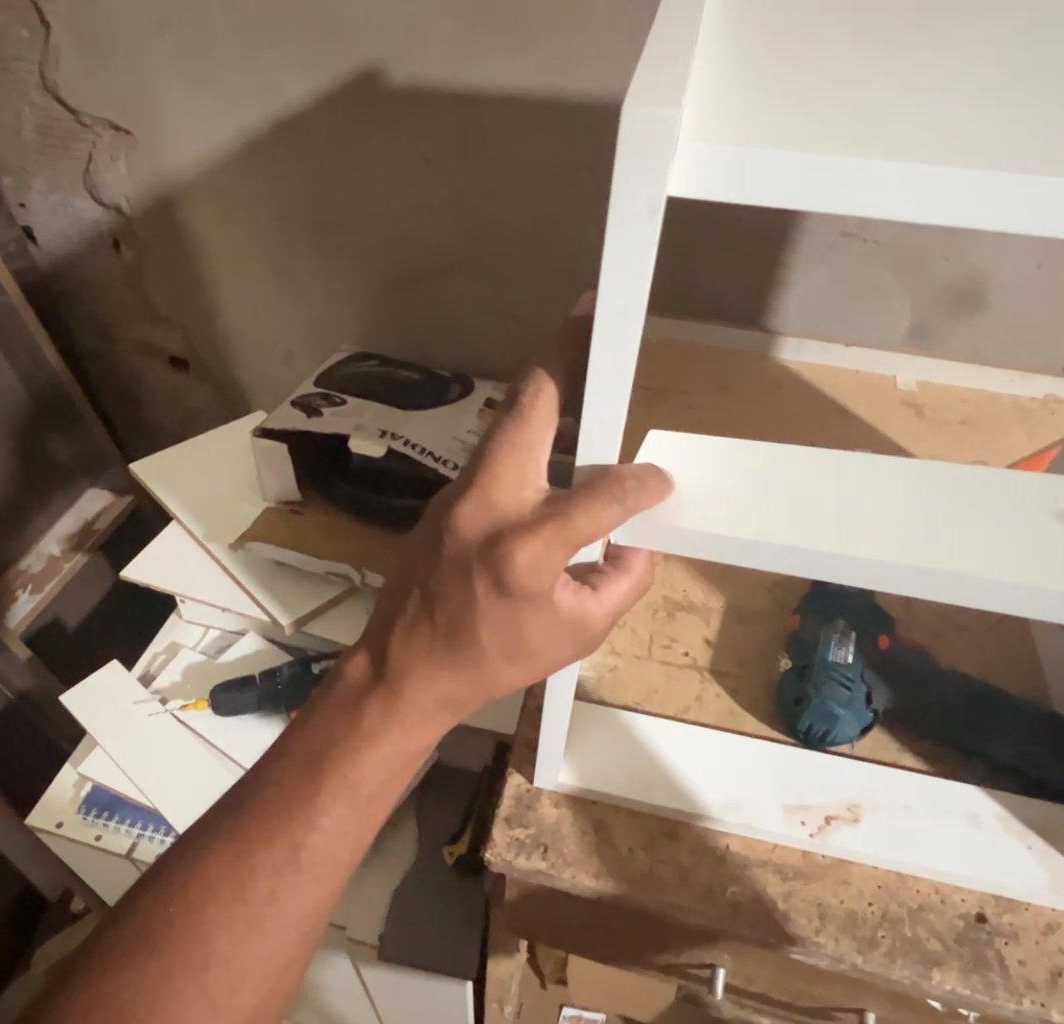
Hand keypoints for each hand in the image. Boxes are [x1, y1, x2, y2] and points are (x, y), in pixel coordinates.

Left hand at [350, 335, 671, 728]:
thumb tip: (635, 539)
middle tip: (591, 316)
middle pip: (529, 407)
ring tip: (579, 364)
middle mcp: (488, 503)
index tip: (659, 483)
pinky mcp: (443, 496)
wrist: (405, 667)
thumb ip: (621, 581)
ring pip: (507, 424)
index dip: (641, 485)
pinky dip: (527, 436)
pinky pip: (494, 455)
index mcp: (527, 546)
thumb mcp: (577, 635)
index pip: (603, 494)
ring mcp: (457, 493)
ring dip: (545, 390)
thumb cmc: (494, 659)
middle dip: (564, 354)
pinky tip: (550, 441)